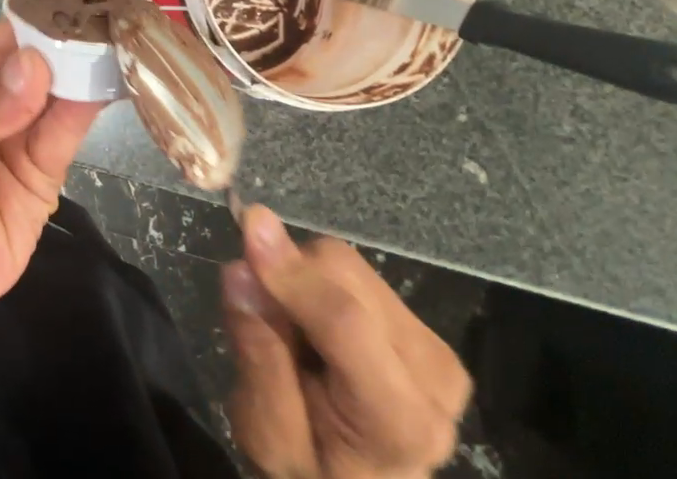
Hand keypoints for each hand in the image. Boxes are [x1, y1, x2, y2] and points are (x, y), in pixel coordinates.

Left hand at [0, 20, 105, 315]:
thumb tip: (35, 67)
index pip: (5, 37)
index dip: (41, 22)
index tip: (84, 6)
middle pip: (42, 60)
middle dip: (76, 44)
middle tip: (123, 23)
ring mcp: (23, 130)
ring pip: (63, 92)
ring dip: (92, 73)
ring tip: (133, 49)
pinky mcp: (47, 167)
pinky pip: (72, 131)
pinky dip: (95, 108)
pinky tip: (120, 86)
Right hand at [224, 206, 471, 478]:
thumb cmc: (305, 467)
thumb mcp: (264, 432)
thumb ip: (258, 355)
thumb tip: (239, 269)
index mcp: (398, 418)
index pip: (345, 322)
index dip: (294, 271)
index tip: (247, 222)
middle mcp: (433, 375)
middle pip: (347, 279)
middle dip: (289, 275)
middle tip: (261, 315)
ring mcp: (436, 349)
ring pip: (350, 267)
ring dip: (302, 279)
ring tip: (292, 332)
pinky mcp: (427, 332)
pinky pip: (356, 274)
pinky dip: (318, 286)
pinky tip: (316, 330)